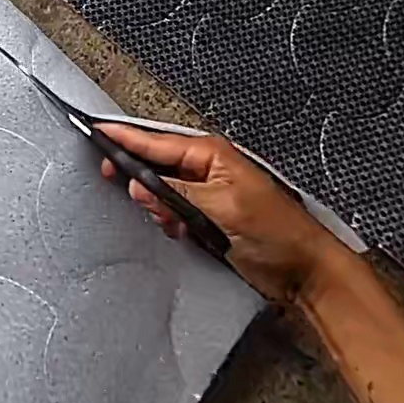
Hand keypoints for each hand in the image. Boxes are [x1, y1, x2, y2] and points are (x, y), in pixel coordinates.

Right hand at [96, 124, 347, 302]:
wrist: (307, 273)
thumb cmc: (278, 234)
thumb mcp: (219, 206)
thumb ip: (173, 192)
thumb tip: (138, 183)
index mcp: (211, 154)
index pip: (155, 141)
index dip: (123, 136)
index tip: (96, 129)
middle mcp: (206, 167)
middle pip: (153, 161)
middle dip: (137, 175)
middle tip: (113, 178)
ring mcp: (205, 190)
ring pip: (159, 186)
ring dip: (156, 203)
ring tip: (168, 217)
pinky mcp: (206, 212)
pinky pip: (171, 206)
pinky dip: (167, 216)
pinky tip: (177, 227)